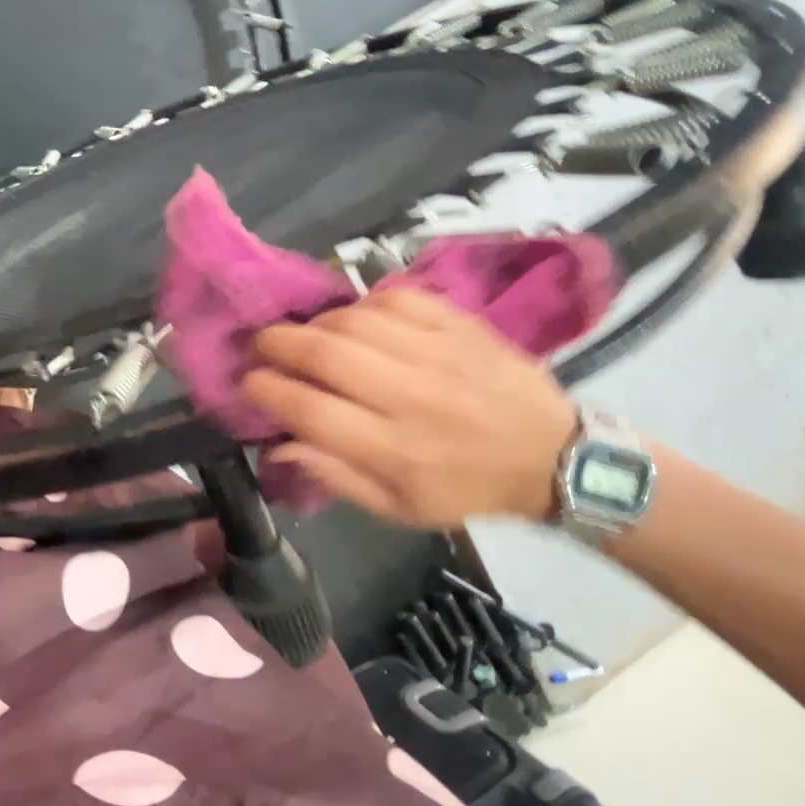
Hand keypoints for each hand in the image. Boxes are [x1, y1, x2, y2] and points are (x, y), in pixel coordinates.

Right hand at [241, 287, 575, 528]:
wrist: (555, 457)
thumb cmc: (465, 488)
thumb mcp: (398, 508)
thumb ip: (334, 477)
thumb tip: (277, 447)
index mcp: (396, 451)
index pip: (311, 411)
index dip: (267, 391)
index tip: (249, 384)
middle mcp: (413, 398)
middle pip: (326, 356)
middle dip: (277, 345)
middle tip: (261, 347)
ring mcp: (440, 355)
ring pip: (354, 321)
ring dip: (314, 323)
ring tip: (304, 335)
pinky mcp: (461, 326)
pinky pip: (396, 298)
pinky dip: (362, 303)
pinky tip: (354, 320)